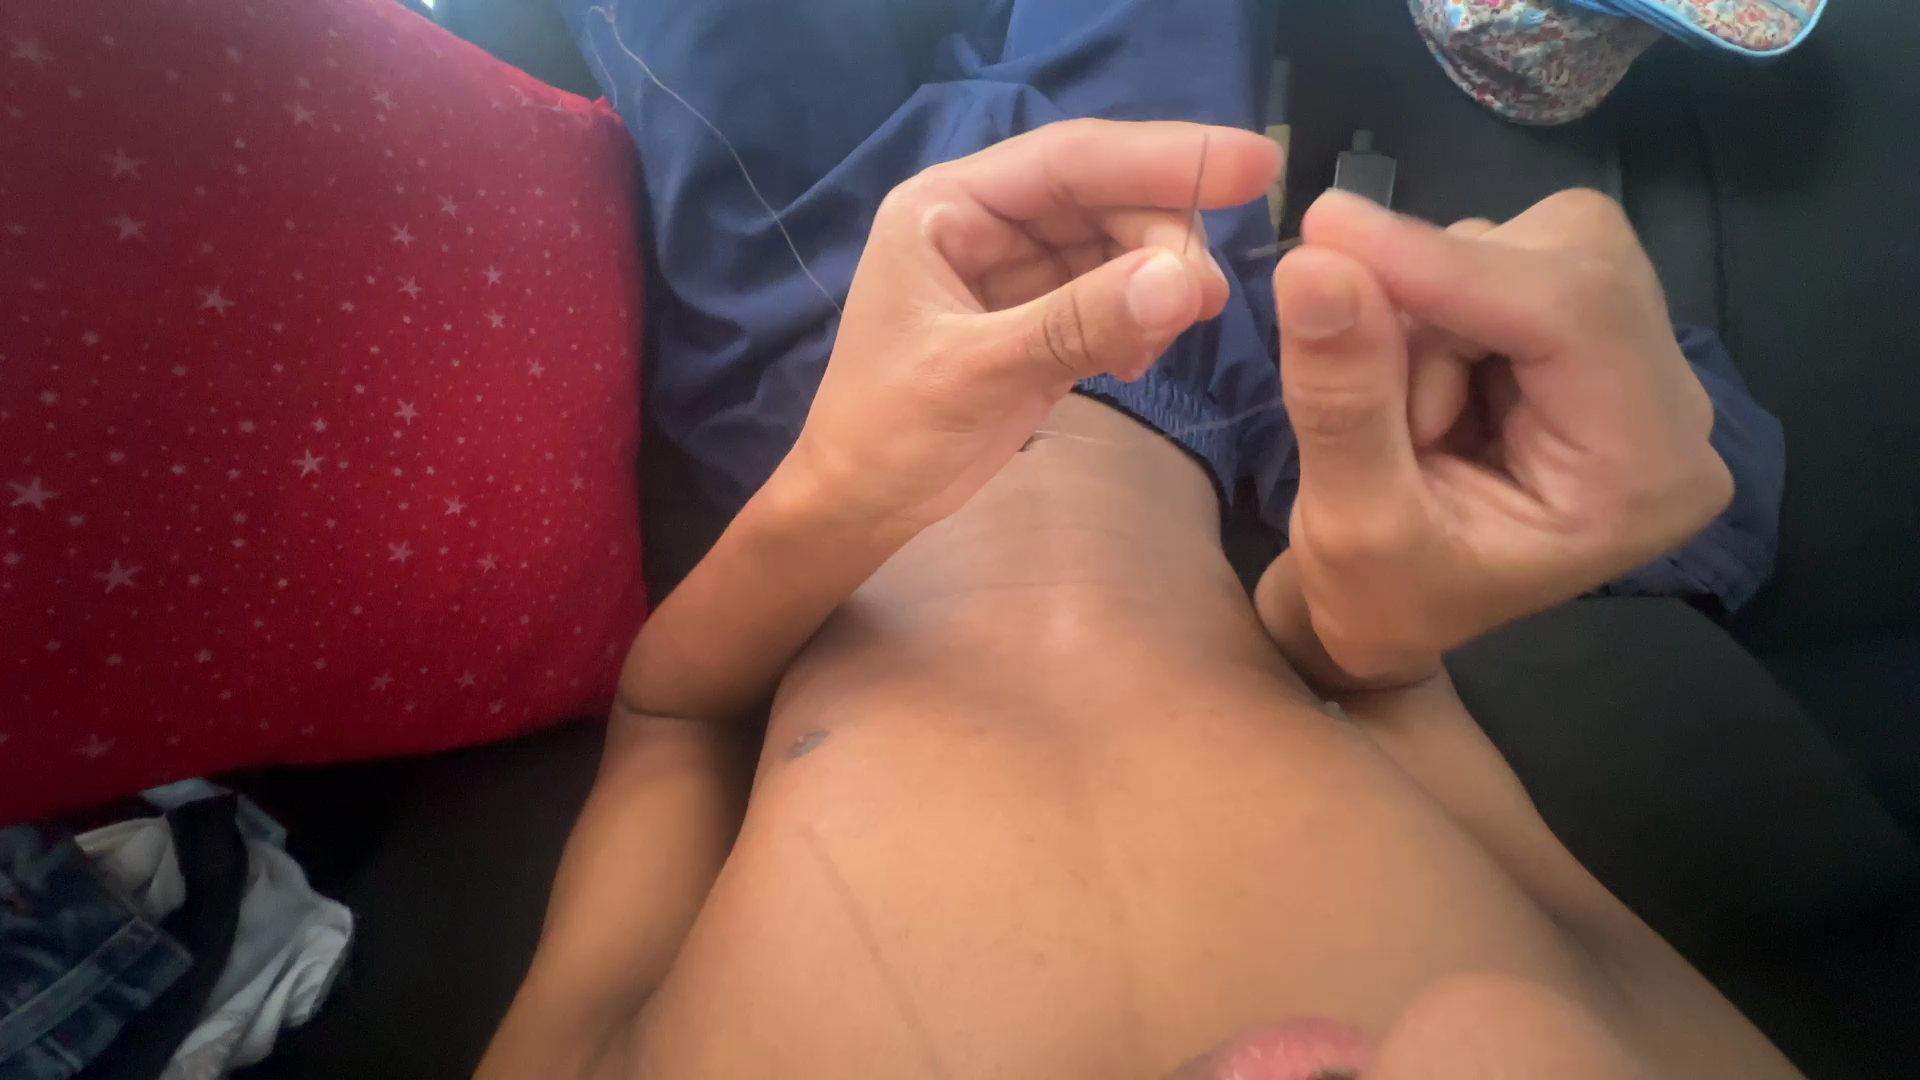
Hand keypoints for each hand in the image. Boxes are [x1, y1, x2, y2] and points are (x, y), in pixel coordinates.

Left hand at [785, 119, 1280, 536]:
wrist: (865, 501)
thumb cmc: (891, 430)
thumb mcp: (977, 371)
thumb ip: (1076, 323)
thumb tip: (1186, 281)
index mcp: (948, 208)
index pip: (1068, 162)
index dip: (1163, 158)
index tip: (1255, 165)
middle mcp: (984, 228)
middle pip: (1099, 202)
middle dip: (1161, 241)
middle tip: (1206, 299)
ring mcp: (1013, 278)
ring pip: (1110, 253)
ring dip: (1152, 288)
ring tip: (1162, 343)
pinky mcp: (1036, 325)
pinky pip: (1105, 303)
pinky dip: (1133, 325)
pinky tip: (1133, 362)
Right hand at [1260, 189, 1732, 685]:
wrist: (1383, 613)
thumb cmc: (1373, 598)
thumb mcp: (1349, 521)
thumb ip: (1341, 401)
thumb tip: (1311, 266)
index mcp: (1642, 473)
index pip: (1574, 314)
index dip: (1445, 264)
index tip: (1323, 231)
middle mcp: (1663, 405)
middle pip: (1565, 260)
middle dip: (1433, 302)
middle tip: (1359, 382)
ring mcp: (1621, 372)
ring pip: (1522, 254)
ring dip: (1419, 316)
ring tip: (1388, 418)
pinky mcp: (1568, 353)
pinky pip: (1490, 275)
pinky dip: (1419, 314)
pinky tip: (1404, 391)